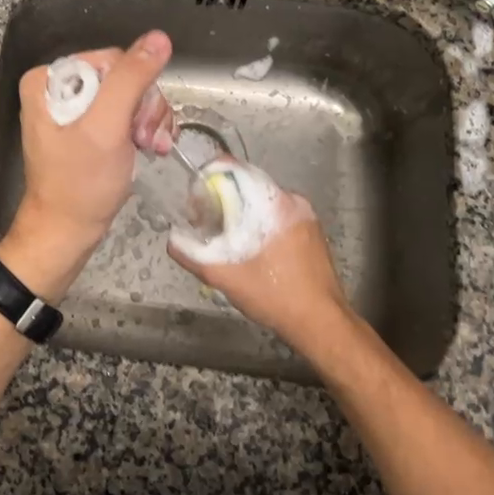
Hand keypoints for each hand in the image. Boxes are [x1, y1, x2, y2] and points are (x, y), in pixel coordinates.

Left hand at [12, 30, 174, 257]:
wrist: (67, 232)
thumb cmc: (81, 184)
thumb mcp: (107, 128)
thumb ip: (131, 79)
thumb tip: (159, 38)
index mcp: (49, 79)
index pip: (113, 60)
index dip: (135, 88)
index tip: (137, 124)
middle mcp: (58, 88)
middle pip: (124, 77)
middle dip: (143, 108)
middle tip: (144, 140)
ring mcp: (75, 110)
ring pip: (132, 96)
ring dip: (149, 121)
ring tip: (150, 148)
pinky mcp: (89, 130)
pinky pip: (127, 114)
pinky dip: (143, 131)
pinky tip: (149, 150)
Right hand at [167, 187, 351, 349]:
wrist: (321, 324)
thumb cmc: (276, 297)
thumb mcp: (226, 278)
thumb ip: (193, 256)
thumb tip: (172, 240)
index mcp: (276, 203)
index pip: (236, 171)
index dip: (209, 181)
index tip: (195, 202)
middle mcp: (294, 202)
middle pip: (248, 187)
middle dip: (221, 202)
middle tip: (204, 226)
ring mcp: (306, 218)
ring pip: (262, 204)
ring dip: (240, 216)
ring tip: (223, 240)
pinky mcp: (311, 234)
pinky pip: (277, 218)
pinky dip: (258, 226)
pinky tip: (248, 251)